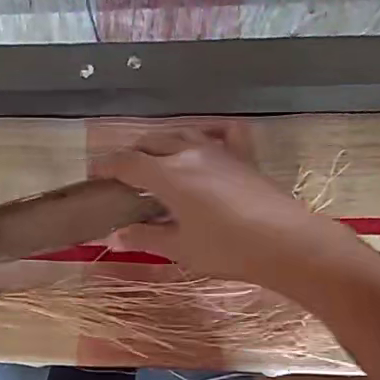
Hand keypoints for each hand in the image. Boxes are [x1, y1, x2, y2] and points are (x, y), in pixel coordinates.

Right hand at [94, 125, 340, 287]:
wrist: (285, 243)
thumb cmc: (226, 249)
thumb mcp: (179, 248)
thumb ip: (145, 237)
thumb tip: (114, 236)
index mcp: (169, 175)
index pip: (127, 163)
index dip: (106, 167)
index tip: (94, 176)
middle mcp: (190, 153)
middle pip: (151, 143)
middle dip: (131, 155)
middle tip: (121, 175)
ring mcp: (220, 150)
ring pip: (182, 133)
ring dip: (161, 142)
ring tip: (153, 159)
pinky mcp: (243, 156)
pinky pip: (223, 131)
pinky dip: (208, 130)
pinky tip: (203, 139)